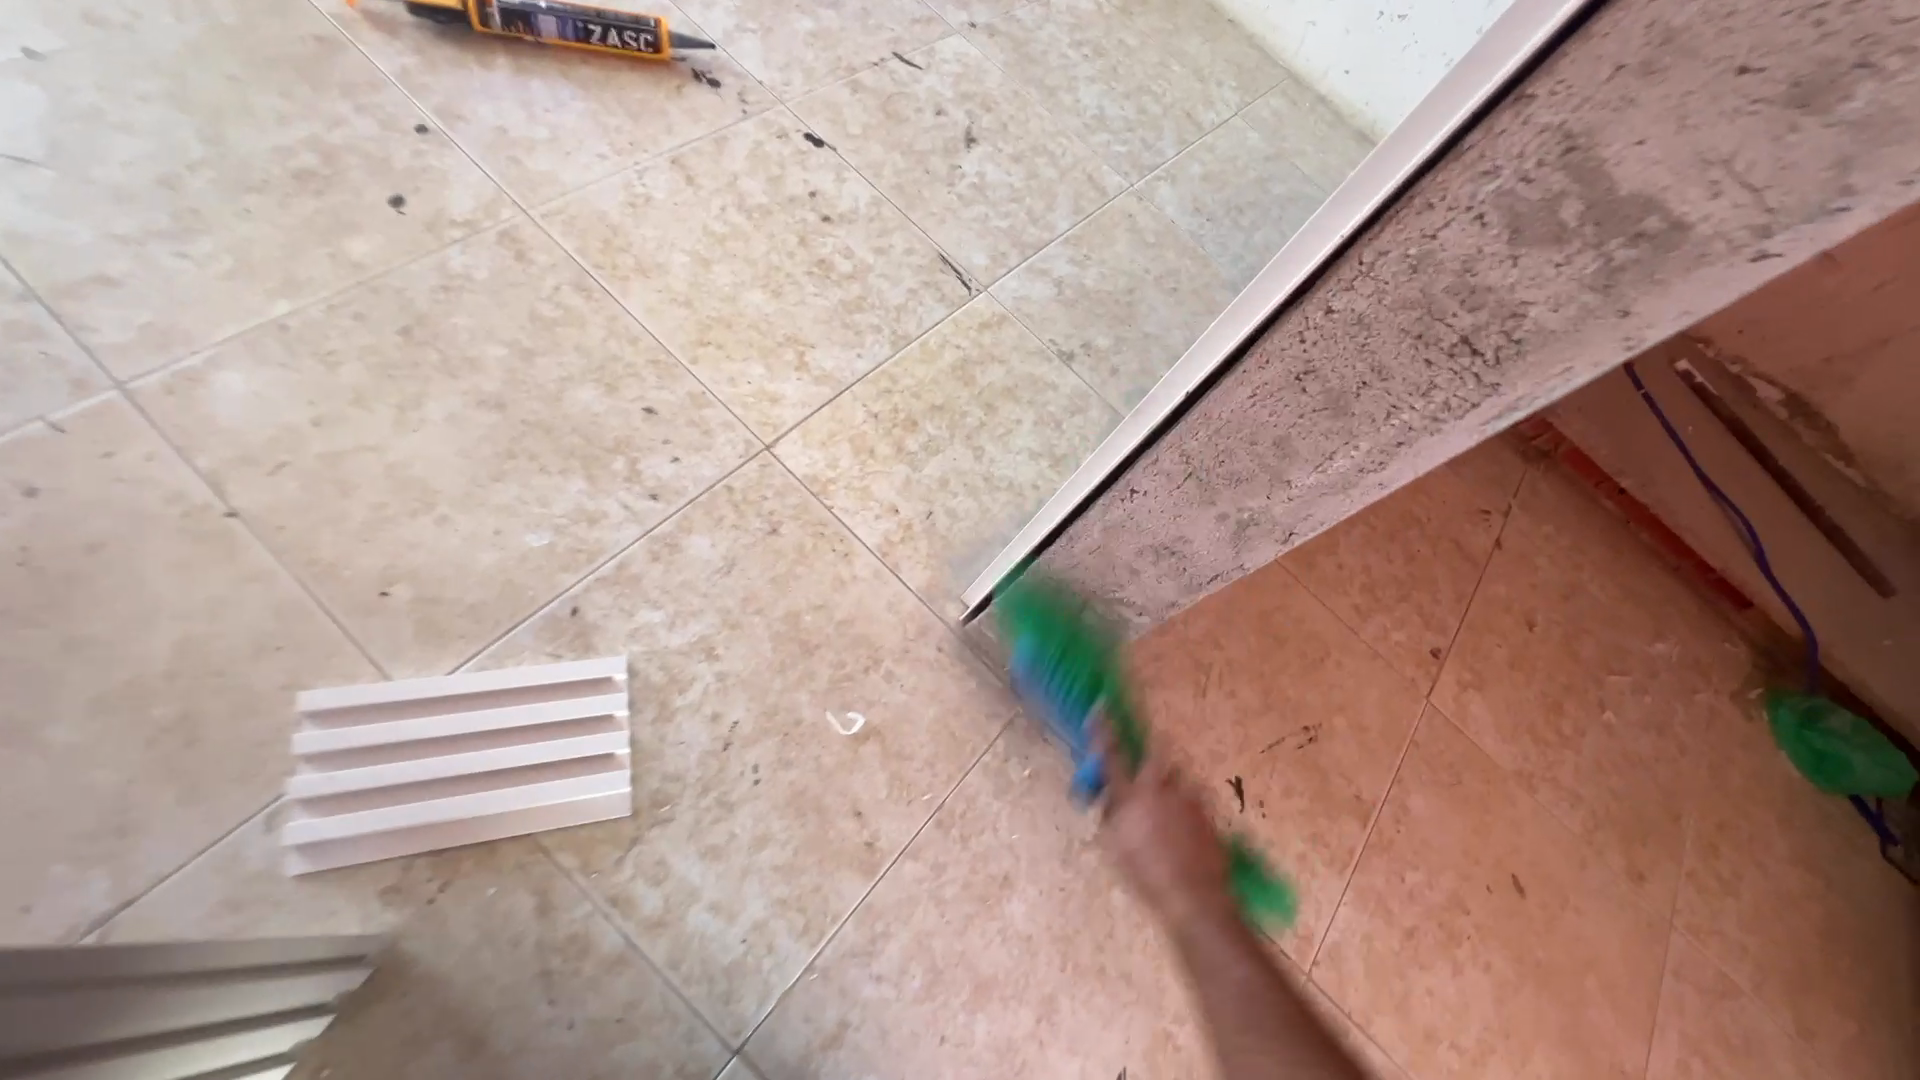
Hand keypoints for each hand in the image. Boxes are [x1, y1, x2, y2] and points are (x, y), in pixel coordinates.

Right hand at [1096, 725, 1234, 932]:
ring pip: (1178, 773)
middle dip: (1150, 754)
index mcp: (1131, 796)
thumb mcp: (1114, 847)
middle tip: (1146, 771)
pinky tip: (1184, 827)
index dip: (1103, 729)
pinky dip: (1186, 803)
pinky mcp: (1210, 810)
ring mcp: (1189, 796)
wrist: (1196, 899)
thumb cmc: (1146, 877)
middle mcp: (1161, 788)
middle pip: (1157, 751)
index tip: (1100, 708)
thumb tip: (1110, 798)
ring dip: (1169, 782)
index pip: (1111, 754)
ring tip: (1167, 809)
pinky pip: (1194, 794)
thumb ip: (1111, 814)